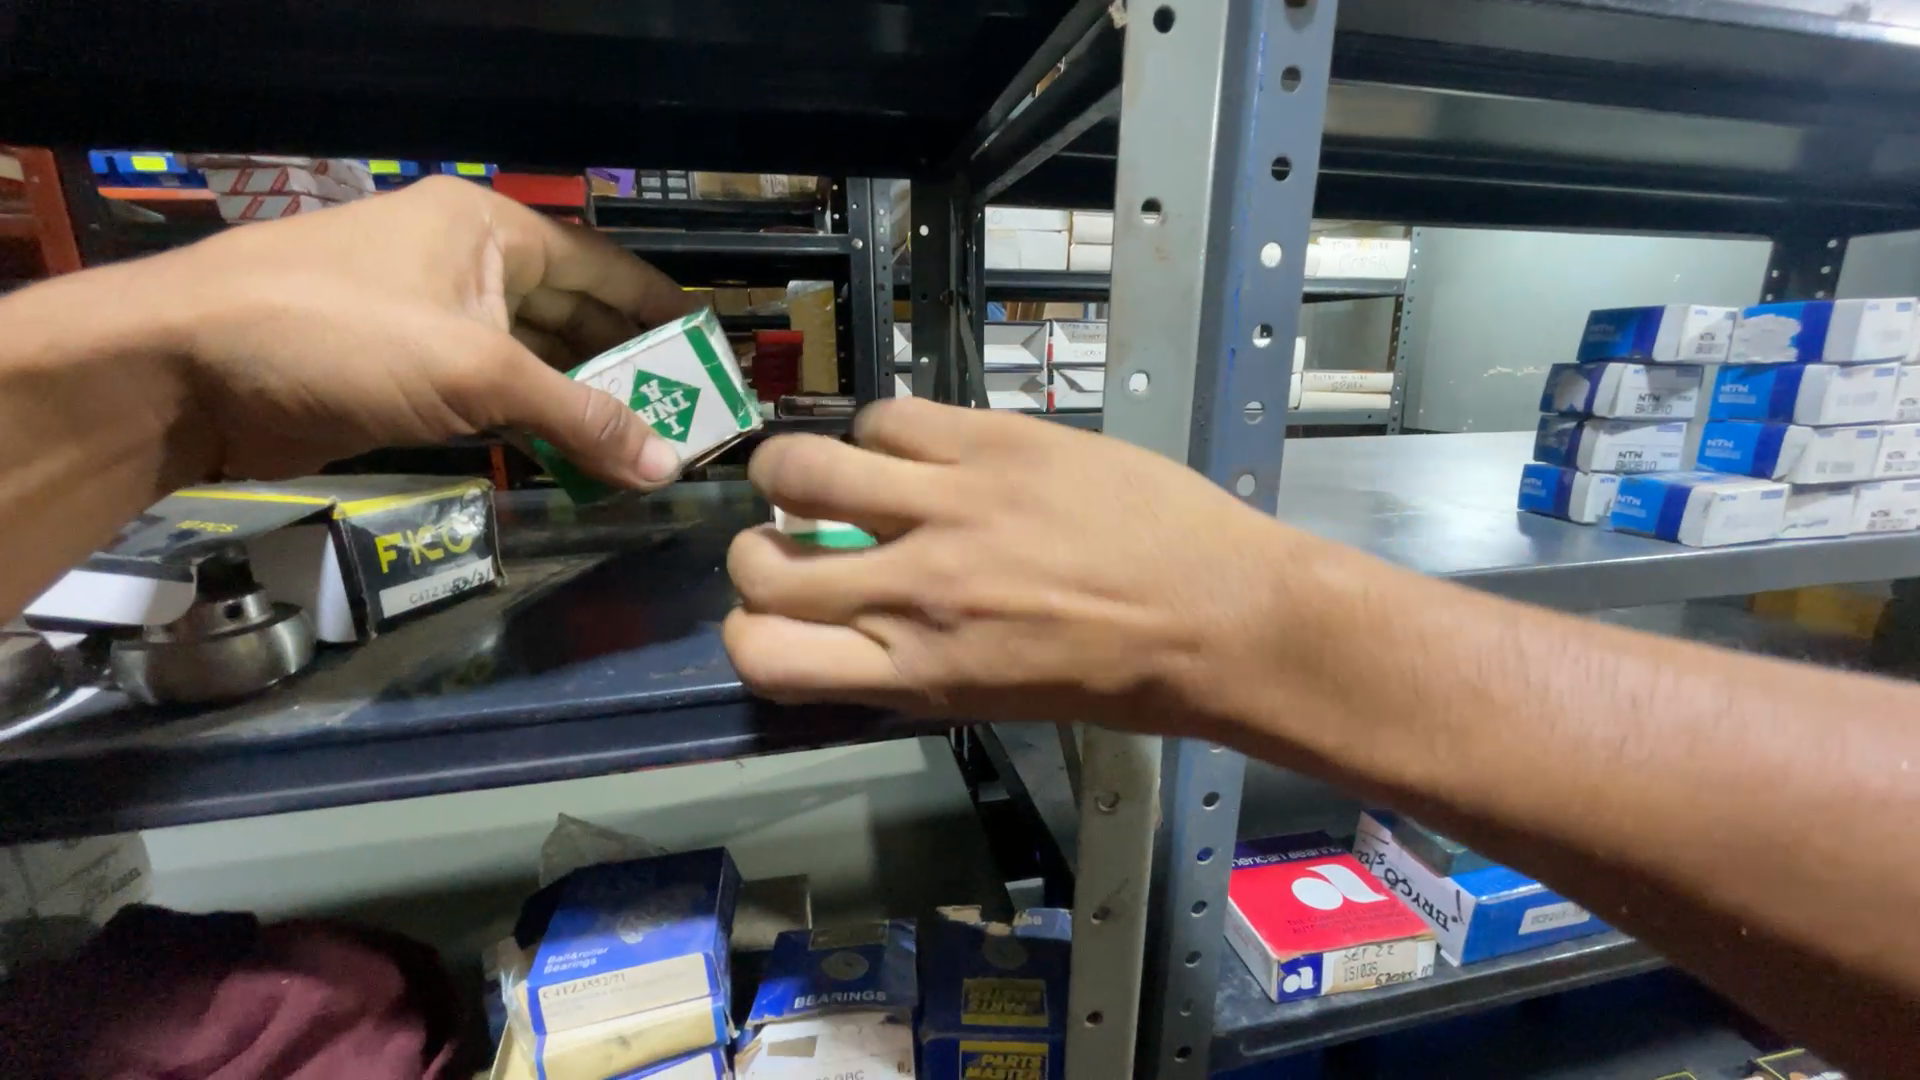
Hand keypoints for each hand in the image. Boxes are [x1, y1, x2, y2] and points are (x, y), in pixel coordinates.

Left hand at [149, 176, 695, 485]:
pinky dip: (547, 425)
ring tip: (653, 444)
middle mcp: (475, 267)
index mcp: (492, 232)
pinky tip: (588, 457)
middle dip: (636, 367)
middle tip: (692, 413)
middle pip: (581, 317)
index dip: (664, 311)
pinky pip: (509, 394)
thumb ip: (583, 420)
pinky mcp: (422, 371)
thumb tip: (668, 469)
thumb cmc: (339, 337)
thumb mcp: (478, 371)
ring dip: (594, 405)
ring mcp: (446, 321)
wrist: (177, 375)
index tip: (713, 353)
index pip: (606, 267)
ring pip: (546, 362)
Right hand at [722, 398, 1303, 728]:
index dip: (750, 631)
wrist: (1220, 616)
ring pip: (801, 469)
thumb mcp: (992, 697)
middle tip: (795, 537)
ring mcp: (950, 508)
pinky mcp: (993, 442)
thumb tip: (849, 622)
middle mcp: (912, 591)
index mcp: (914, 670)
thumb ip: (906, 662)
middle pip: (759, 564)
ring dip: (792, 474)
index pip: (763, 654)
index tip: (779, 612)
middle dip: (757, 551)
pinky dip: (884, 433)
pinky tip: (917, 449)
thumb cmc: (1114, 678)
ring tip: (826, 476)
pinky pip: (890, 418)